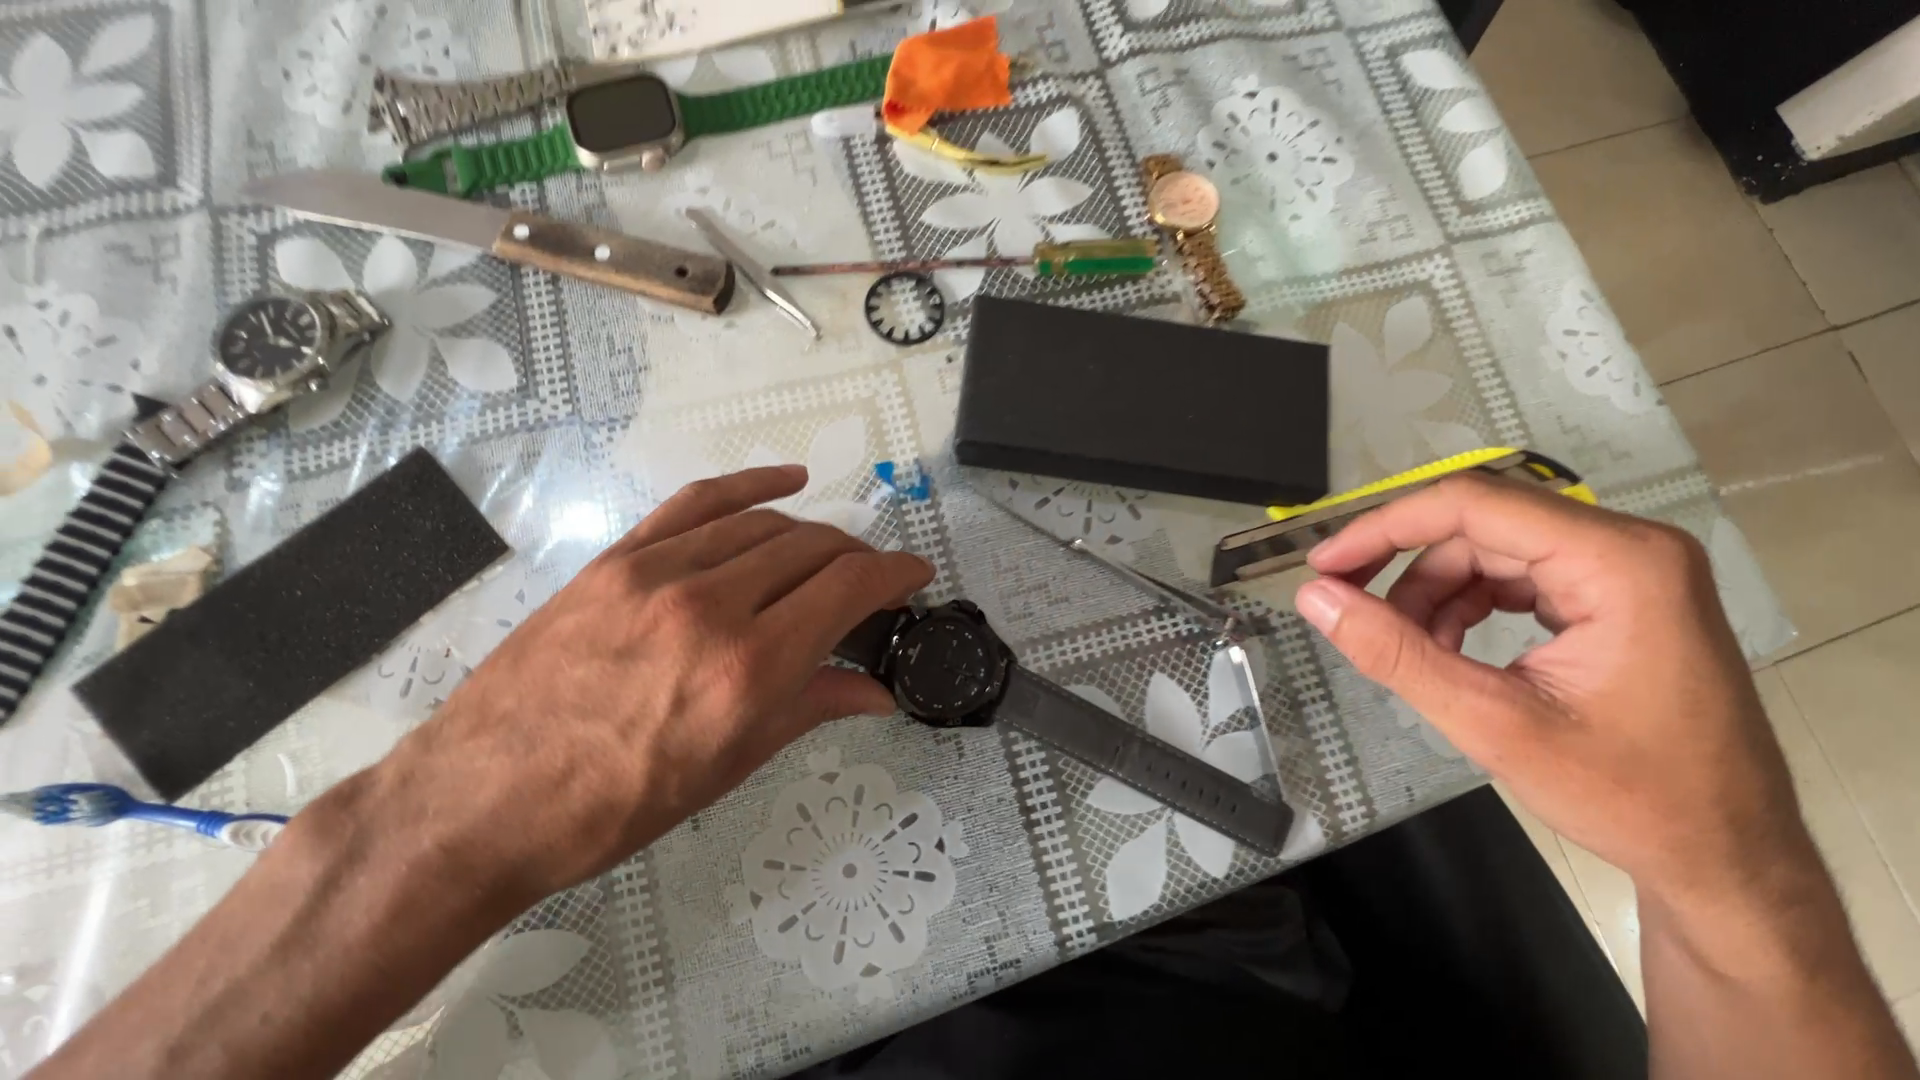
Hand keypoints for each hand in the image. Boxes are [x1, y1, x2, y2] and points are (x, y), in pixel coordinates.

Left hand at [368, 465, 931, 903]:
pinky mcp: (616, 559)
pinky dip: (750, 485)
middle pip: (813, 548)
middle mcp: (711, 605)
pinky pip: (697, 503)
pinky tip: (787, 481)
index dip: (895, 573)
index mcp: (749, 668)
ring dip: (811, 535)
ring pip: (763, 524)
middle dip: (857, 560)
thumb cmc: (616, 805)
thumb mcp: (729, 766)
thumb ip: (810, 708)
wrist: (483, 800)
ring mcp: (658, 572)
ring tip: (828, 557)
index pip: (848, 586)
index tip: (914, 576)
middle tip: (870, 585)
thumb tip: (875, 691)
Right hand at [1291, 473, 1809, 903]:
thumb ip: (1395, 653)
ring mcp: (1627, 570)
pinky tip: (1447, 650)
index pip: (1472, 504)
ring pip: (1493, 550)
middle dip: (1406, 566)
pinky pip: (1519, 577)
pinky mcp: (1619, 597)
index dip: (1384, 527)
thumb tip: (1313, 598)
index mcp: (1617, 561)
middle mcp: (1628, 546)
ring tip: (1408, 650)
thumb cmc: (1627, 795)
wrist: (1727, 858)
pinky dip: (1468, 607)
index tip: (1322, 565)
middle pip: (1481, 525)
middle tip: (1348, 607)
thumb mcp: (1493, 723)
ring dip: (1435, 593)